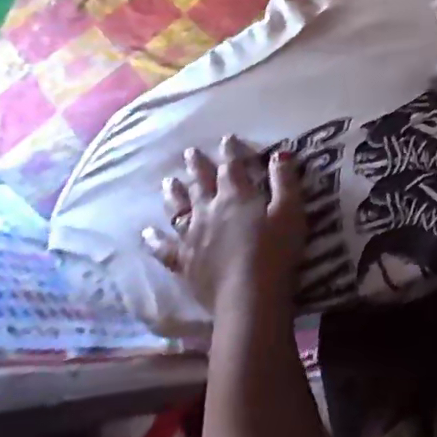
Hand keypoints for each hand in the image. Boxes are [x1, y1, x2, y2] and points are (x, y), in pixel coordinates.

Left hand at [144, 137, 304, 315]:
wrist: (248, 297)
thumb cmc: (275, 252)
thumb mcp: (290, 212)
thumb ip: (284, 181)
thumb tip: (279, 153)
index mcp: (236, 196)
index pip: (231, 166)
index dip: (230, 151)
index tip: (227, 138)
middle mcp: (209, 211)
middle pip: (201, 183)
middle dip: (197, 166)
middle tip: (190, 152)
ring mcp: (193, 237)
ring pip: (179, 209)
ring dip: (174, 193)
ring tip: (168, 181)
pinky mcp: (185, 263)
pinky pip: (165, 249)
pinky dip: (154, 240)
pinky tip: (146, 234)